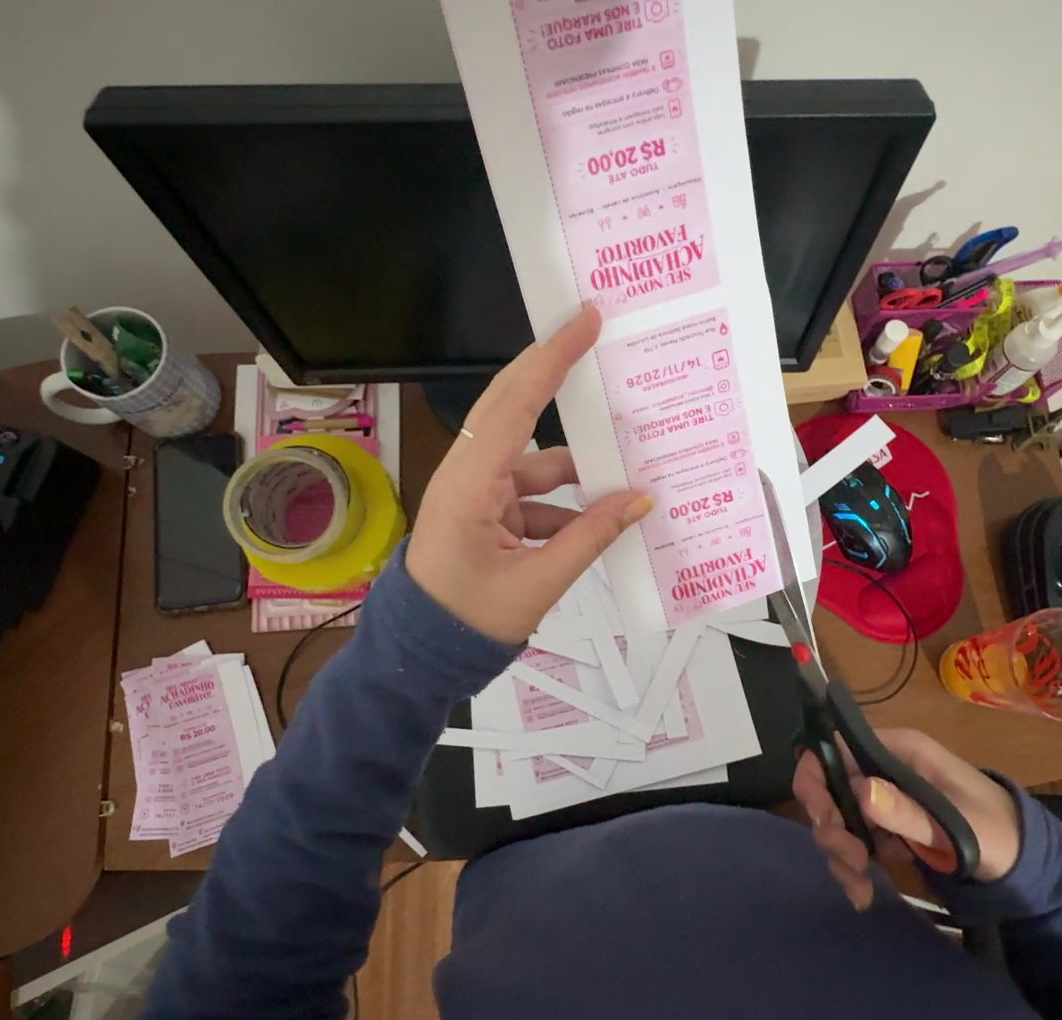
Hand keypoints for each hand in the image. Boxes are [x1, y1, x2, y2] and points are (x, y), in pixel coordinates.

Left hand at [407, 305, 653, 643]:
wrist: (422, 655)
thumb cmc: (468, 622)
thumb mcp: (539, 583)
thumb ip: (592, 537)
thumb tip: (639, 501)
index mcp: (470, 486)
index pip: (515, 406)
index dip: (551, 361)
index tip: (583, 322)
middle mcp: (468, 476)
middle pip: (514, 409)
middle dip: (554, 374)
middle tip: (595, 336)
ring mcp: (475, 492)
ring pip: (532, 458)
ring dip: (574, 466)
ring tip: (623, 466)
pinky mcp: (484, 511)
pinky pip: (531, 490)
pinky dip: (564, 500)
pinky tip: (598, 517)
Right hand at [792, 728, 1023, 909]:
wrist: (1028, 868)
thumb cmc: (999, 834)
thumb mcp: (957, 826)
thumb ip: (908, 812)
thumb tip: (861, 791)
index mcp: (900, 751)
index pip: (835, 746)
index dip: (816, 778)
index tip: (822, 819)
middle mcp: (884, 768)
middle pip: (829, 786)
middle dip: (830, 826)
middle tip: (851, 860)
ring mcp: (884, 798)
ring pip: (837, 818)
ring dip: (839, 853)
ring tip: (860, 887)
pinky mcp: (886, 828)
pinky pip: (853, 840)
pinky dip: (851, 867)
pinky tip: (863, 893)